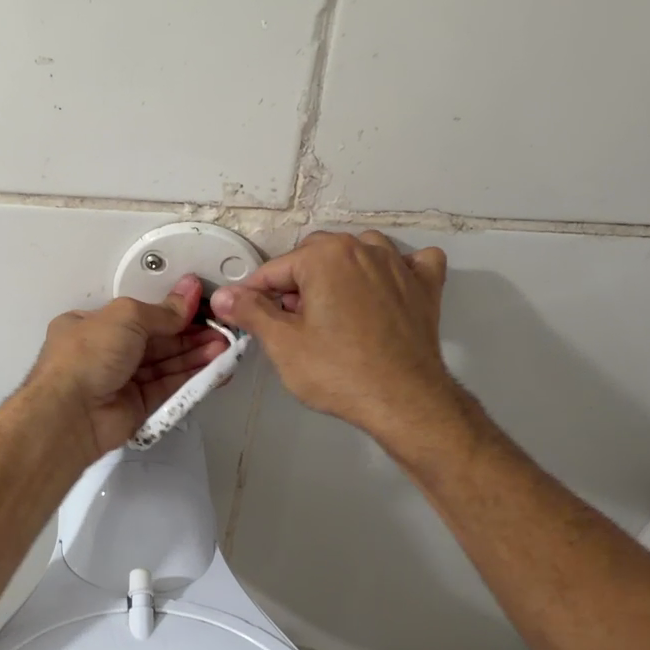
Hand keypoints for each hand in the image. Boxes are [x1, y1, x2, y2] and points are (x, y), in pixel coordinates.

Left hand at [24, 275, 230, 457]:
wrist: (70, 414)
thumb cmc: (81, 360)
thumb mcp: (125, 316)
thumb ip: (161, 311)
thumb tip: (185, 296)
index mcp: (93, 326)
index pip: (140, 315)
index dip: (171, 310)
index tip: (199, 306)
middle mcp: (105, 354)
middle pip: (157, 341)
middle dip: (190, 334)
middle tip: (219, 329)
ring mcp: (120, 382)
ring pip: (165, 366)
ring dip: (195, 356)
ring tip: (223, 348)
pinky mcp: (135, 407)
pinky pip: (168, 389)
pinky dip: (191, 379)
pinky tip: (211, 370)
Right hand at [210, 230, 453, 438]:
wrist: (402, 400)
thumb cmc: (340, 373)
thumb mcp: (283, 344)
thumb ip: (251, 312)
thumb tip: (225, 296)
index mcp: (325, 257)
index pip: (275, 269)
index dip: (255, 294)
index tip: (247, 315)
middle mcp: (363, 249)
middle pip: (315, 256)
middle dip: (297, 283)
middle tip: (290, 324)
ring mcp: (398, 265)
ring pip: (358, 253)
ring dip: (340, 273)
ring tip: (331, 311)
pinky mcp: (424, 286)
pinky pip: (408, 263)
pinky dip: (394, 271)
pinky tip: (382, 292)